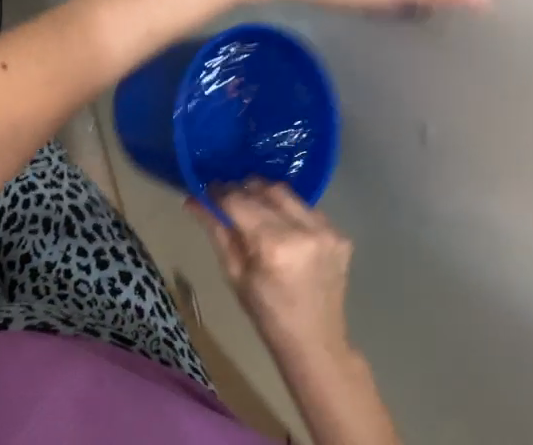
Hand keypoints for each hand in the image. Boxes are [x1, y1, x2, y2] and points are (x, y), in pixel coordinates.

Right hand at [190, 182, 355, 354]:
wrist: (316, 342)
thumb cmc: (267, 313)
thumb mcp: (234, 273)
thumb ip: (216, 231)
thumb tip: (192, 200)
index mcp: (273, 245)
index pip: (238, 201)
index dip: (218, 193)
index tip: (207, 192)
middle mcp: (303, 231)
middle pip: (263, 190)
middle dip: (241, 190)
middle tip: (227, 199)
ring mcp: (326, 232)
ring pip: (285, 193)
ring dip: (265, 196)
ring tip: (254, 211)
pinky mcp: (340, 236)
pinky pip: (306, 208)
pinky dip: (288, 210)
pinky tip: (282, 227)